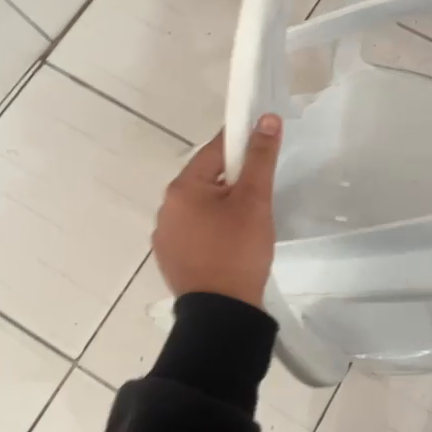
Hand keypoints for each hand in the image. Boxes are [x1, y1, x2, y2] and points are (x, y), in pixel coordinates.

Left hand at [151, 115, 282, 307]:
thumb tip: (265, 119)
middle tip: (260, 195)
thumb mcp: (255, 199)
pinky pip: (196, 231)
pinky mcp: (171, 258)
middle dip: (233, 181)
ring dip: (223, 206)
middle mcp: (166, 207)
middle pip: (206, 178)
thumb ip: (260, 157)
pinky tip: (231, 243)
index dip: (242, 145)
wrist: (221, 312)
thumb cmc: (237, 249)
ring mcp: (165, 235)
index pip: (215, 150)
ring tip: (249, 223)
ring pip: (201, 206)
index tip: (263, 149)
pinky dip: (213, 230)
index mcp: (182, 188)